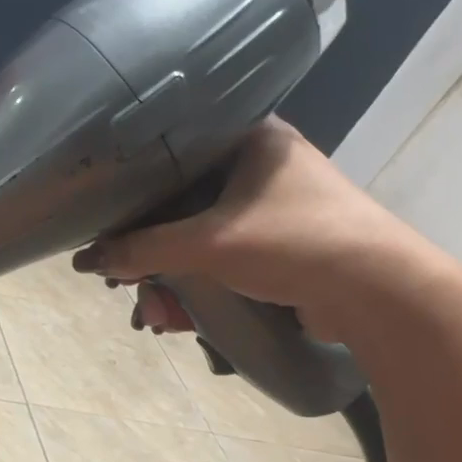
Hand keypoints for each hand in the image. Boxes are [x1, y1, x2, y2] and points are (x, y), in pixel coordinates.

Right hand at [72, 118, 451, 341]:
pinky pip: (214, 264)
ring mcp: (267, 211)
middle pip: (176, 205)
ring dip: (166, 282)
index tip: (105, 218)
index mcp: (250, 141)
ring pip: (192, 241)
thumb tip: (83, 261)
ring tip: (155, 316)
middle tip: (124, 282)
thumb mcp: (206, 244)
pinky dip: (192, 292)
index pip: (174, 149)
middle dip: (145, 253)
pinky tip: (176, 320)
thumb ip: (140, 251)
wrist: (377, 293)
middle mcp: (257, 169)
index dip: (134, 185)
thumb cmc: (294, 242)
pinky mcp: (272, 249)